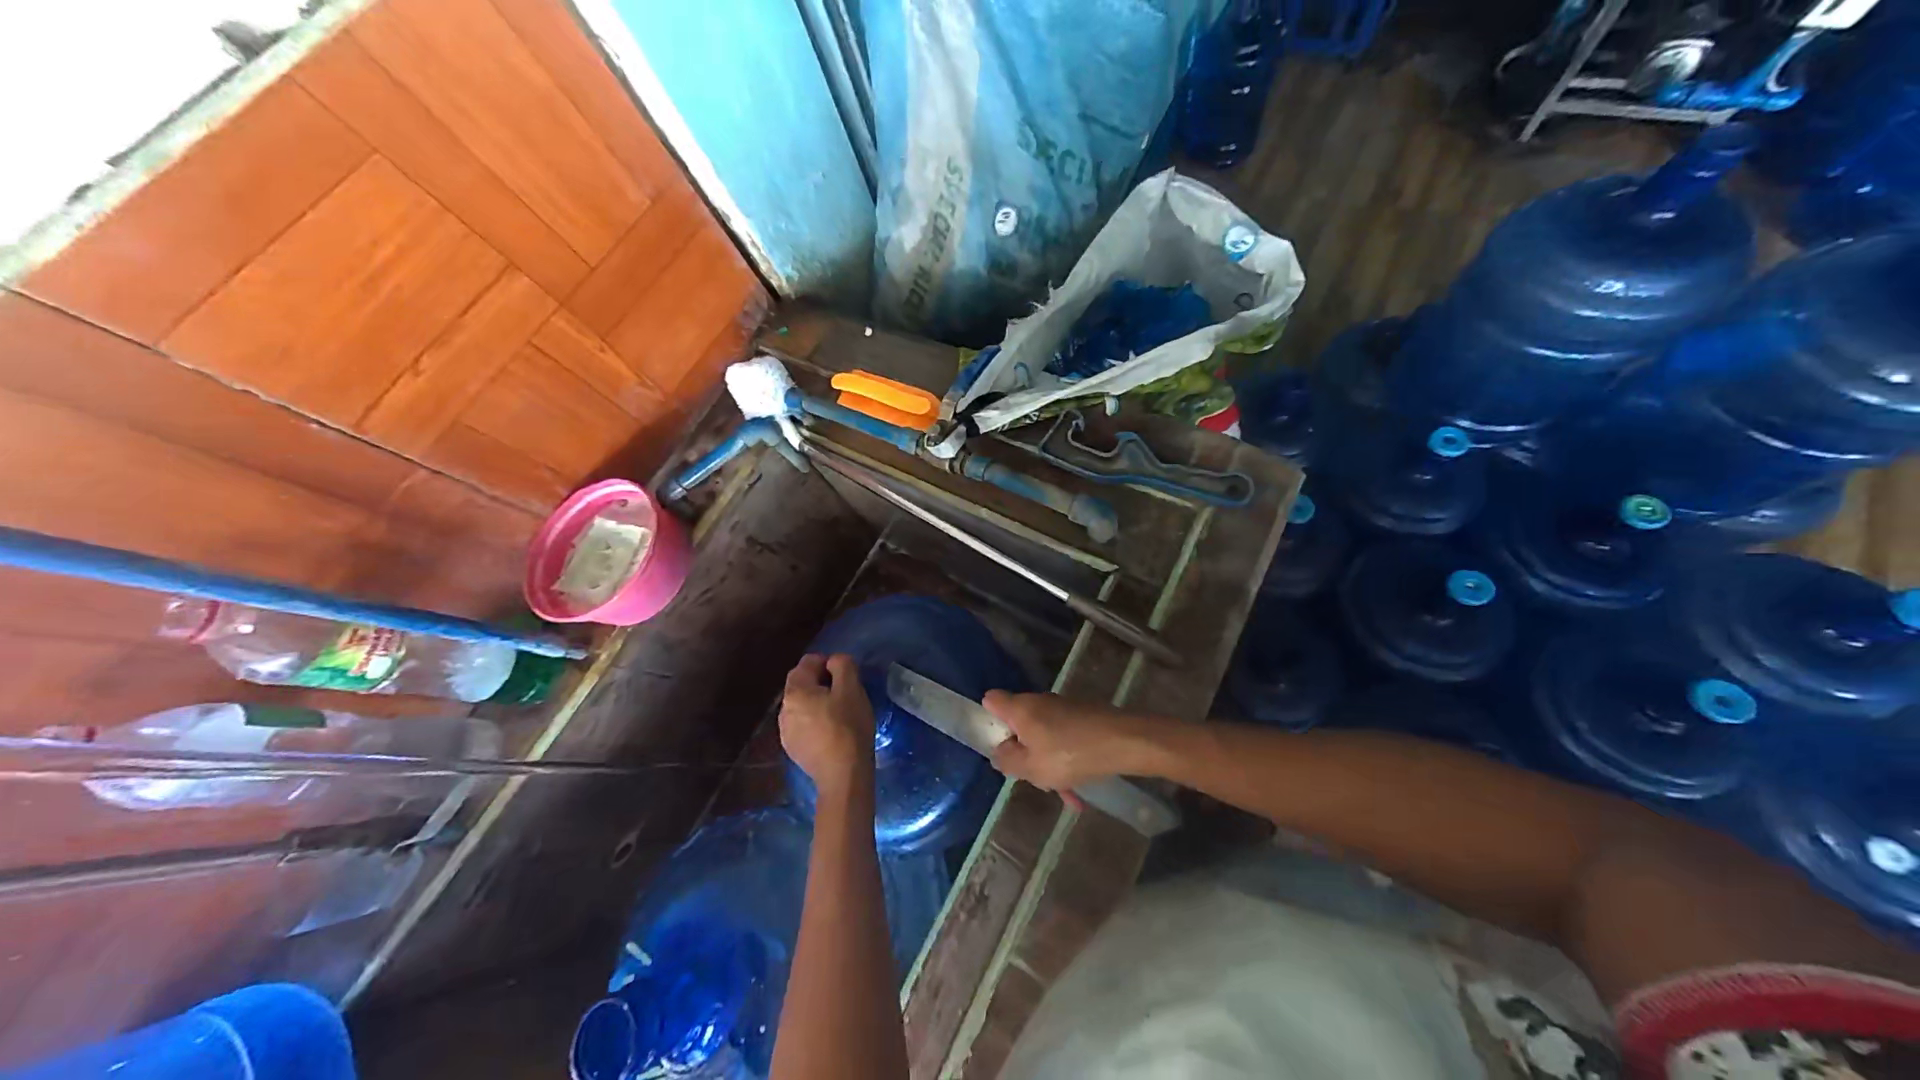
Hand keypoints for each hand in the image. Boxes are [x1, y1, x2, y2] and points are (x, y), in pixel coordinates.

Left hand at [780, 654, 875, 797]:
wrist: (842, 775)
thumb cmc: (848, 727)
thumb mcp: (852, 689)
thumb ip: (842, 666)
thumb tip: (833, 661)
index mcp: (795, 691)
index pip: (807, 662)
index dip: (828, 663)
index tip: (847, 676)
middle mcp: (783, 709)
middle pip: (802, 684)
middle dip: (822, 683)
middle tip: (846, 693)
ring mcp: (785, 731)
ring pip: (802, 706)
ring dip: (818, 703)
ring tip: (840, 714)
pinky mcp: (793, 749)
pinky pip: (803, 725)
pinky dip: (815, 722)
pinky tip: (832, 733)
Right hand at [985, 691, 1147, 792]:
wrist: (1124, 741)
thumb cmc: (1070, 754)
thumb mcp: (1031, 767)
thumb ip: (1007, 761)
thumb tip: (1000, 753)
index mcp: (1021, 709)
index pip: (991, 701)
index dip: (987, 721)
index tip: (998, 748)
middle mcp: (1040, 702)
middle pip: (1019, 724)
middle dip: (1022, 752)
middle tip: (1031, 777)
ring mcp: (1064, 709)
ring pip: (1044, 737)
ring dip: (1047, 763)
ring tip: (1062, 791)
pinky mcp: (1084, 717)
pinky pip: (1065, 740)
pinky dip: (1067, 762)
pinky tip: (1079, 792)